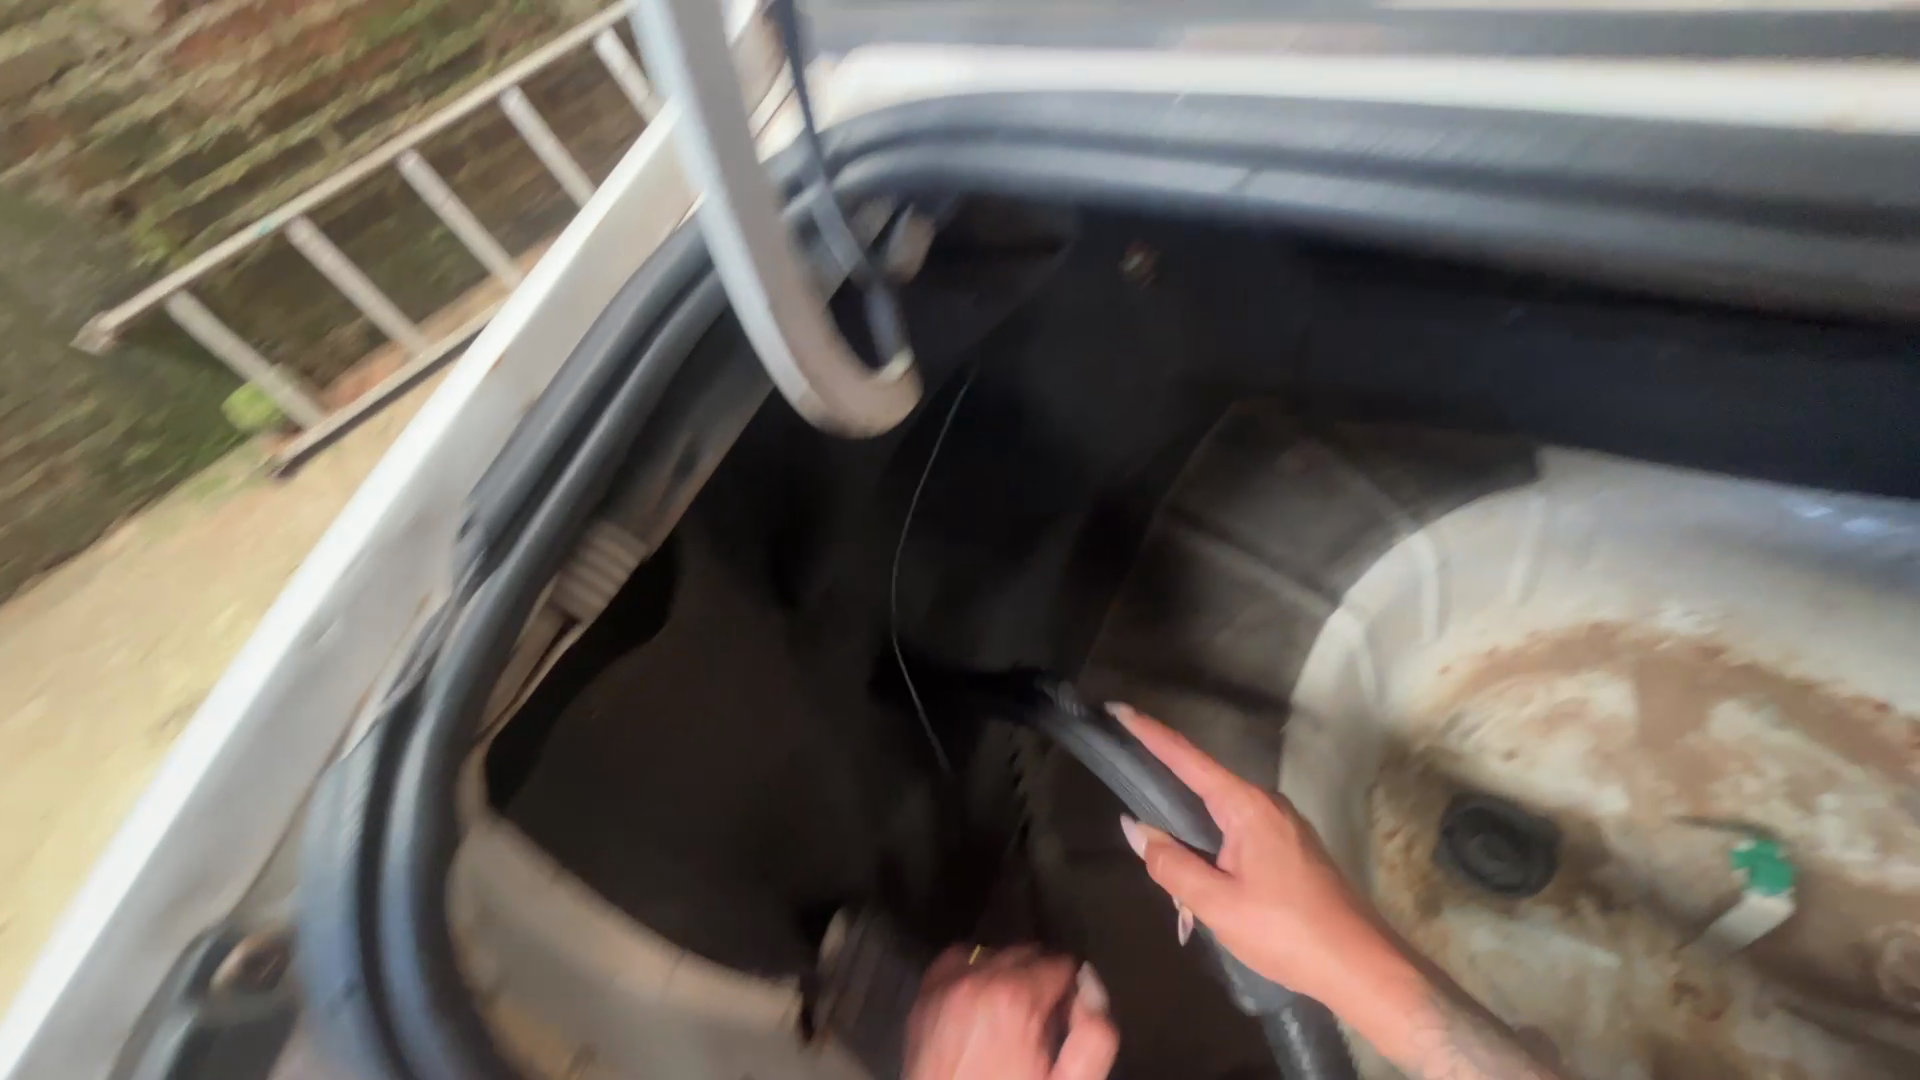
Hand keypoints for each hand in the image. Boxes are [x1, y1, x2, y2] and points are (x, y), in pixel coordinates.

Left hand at [904, 945, 1117, 1079]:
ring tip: (1009, 1015)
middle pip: (1028, 954)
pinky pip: (960, 957)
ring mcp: (949, 981)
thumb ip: (1093, 1036)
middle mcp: (980, 977)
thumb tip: (1090, 987)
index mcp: (1017, 998)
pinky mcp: (927, 990)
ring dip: (1008, 974)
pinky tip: (980, 998)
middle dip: (1040, 980)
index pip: (1061, 965)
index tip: (1064, 1017)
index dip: (1068, 992)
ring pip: (995, 953)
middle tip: (1039, 1021)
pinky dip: (974, 970)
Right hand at [1113, 705, 1399, 1008]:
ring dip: (1189, 834)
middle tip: (1126, 787)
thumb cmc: (1287, 932)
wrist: (1364, 969)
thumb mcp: (1218, 904)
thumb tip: (1135, 828)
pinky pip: (1237, 832)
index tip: (1118, 708)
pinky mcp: (1290, 847)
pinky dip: (1211, 847)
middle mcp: (1264, 803)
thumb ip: (1171, 864)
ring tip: (1168, 868)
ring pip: (1219, 815)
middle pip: (1200, 782)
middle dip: (1163, 789)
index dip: (1148, 732)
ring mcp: (1281, 824)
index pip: (1186, 757)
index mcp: (1245, 805)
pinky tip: (1203, 881)